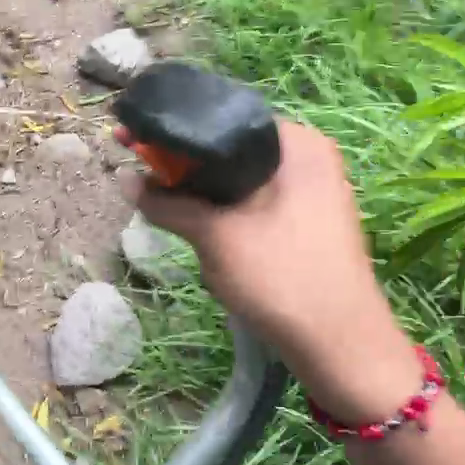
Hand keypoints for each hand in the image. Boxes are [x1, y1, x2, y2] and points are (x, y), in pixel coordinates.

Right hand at [119, 120, 423, 423]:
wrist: (341, 347)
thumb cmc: (280, 277)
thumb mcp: (212, 235)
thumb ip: (164, 202)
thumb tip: (122, 178)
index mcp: (297, 144)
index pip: (220, 117)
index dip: (171, 129)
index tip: (130, 139)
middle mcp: (308, 158)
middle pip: (226, 147)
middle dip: (180, 162)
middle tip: (138, 173)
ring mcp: (310, 191)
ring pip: (236, 176)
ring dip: (197, 188)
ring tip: (160, 200)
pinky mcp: (305, 220)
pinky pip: (251, 198)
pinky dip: (219, 206)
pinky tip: (194, 223)